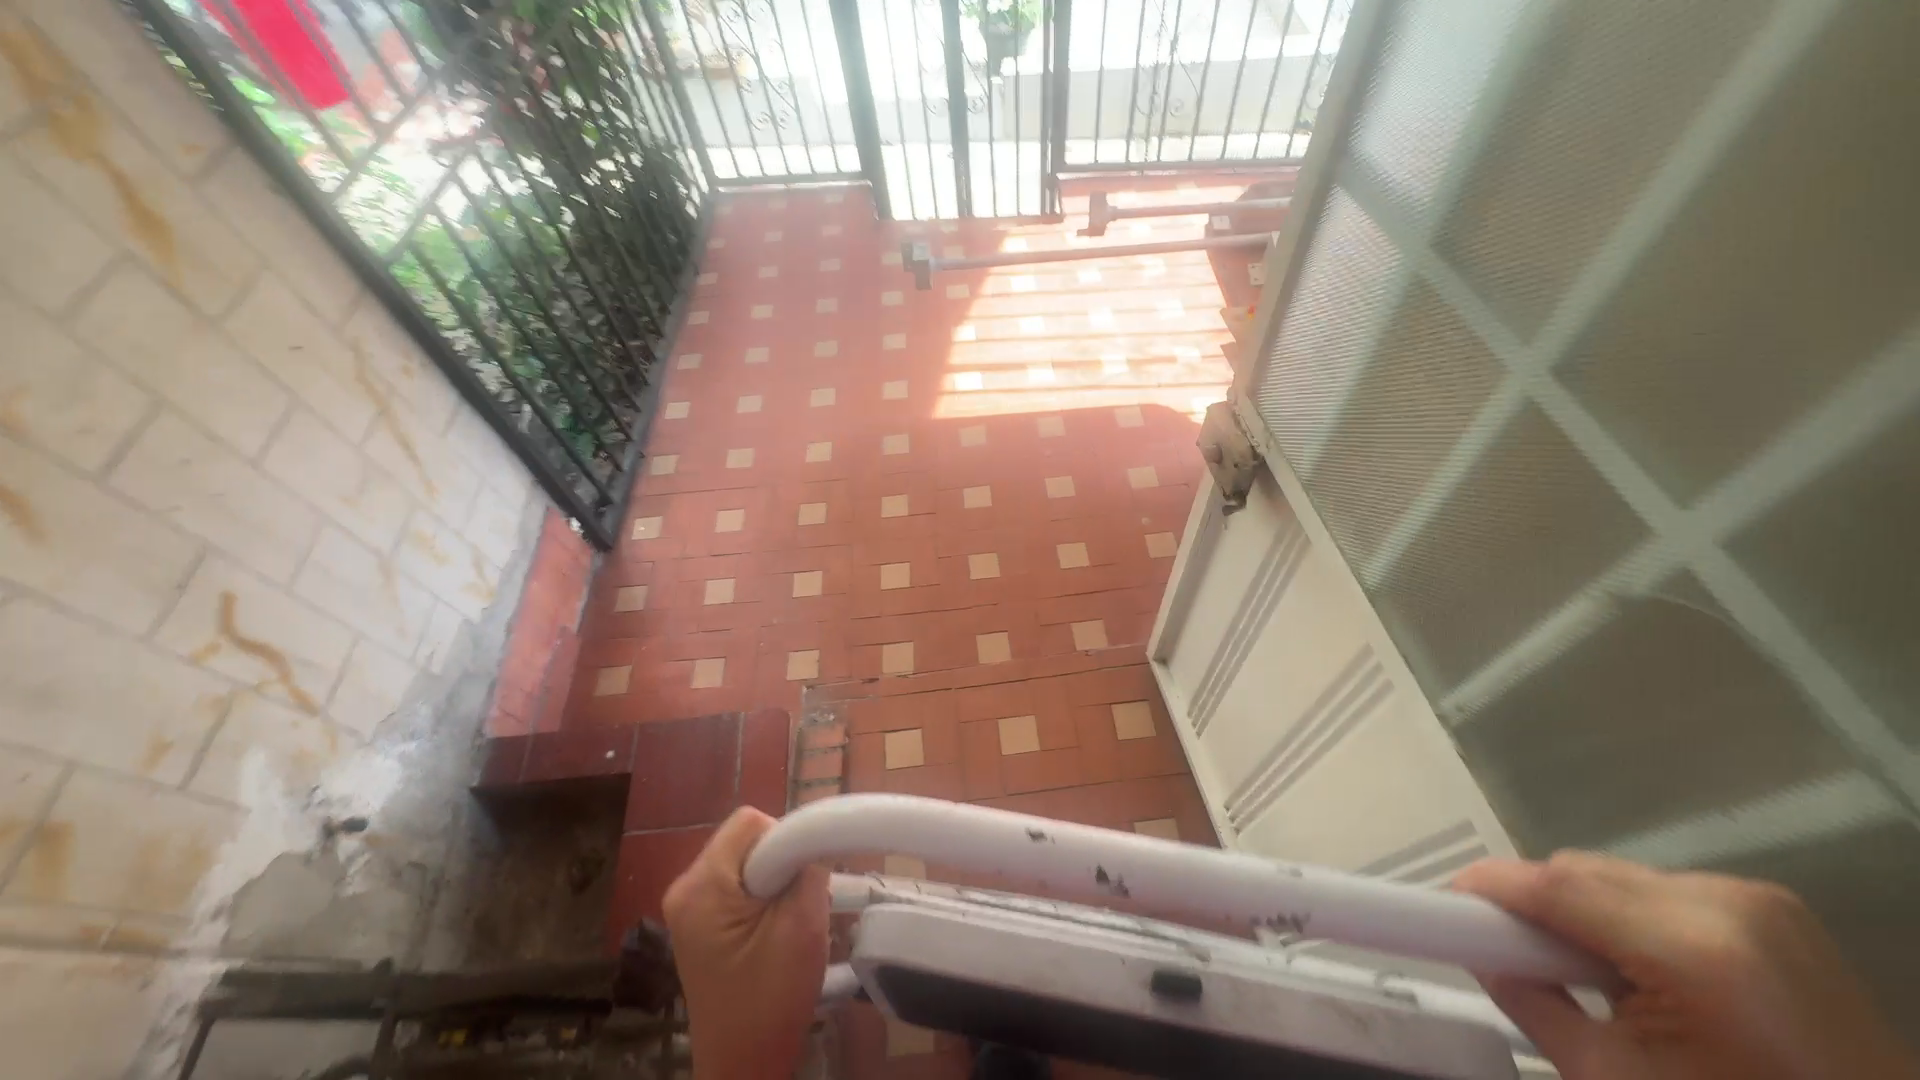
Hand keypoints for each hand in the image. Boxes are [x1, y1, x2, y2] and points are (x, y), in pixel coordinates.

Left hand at [663, 807, 829, 1079]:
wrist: (743, 1066)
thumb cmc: (771, 1000)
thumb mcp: (802, 927)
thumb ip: (808, 868)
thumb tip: (814, 833)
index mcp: (700, 886)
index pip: (750, 823)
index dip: (787, 841)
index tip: (805, 879)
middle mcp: (684, 888)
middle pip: (746, 840)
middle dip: (782, 863)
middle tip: (801, 904)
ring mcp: (688, 908)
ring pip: (746, 862)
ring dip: (776, 882)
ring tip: (791, 922)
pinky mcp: (700, 925)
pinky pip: (739, 886)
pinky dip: (764, 898)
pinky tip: (777, 932)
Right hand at [1455, 852, 1918, 1079]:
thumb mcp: (1612, 1079)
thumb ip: (1531, 1002)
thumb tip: (1478, 954)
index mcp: (1696, 949)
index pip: (1556, 885)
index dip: (1487, 886)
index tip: (1438, 901)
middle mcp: (1729, 904)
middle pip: (1584, 872)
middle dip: (1534, 904)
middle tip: (1511, 954)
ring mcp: (1760, 900)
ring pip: (1617, 876)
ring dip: (1580, 909)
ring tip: (1588, 973)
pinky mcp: (1775, 909)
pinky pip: (1661, 890)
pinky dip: (1628, 916)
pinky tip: (1640, 970)